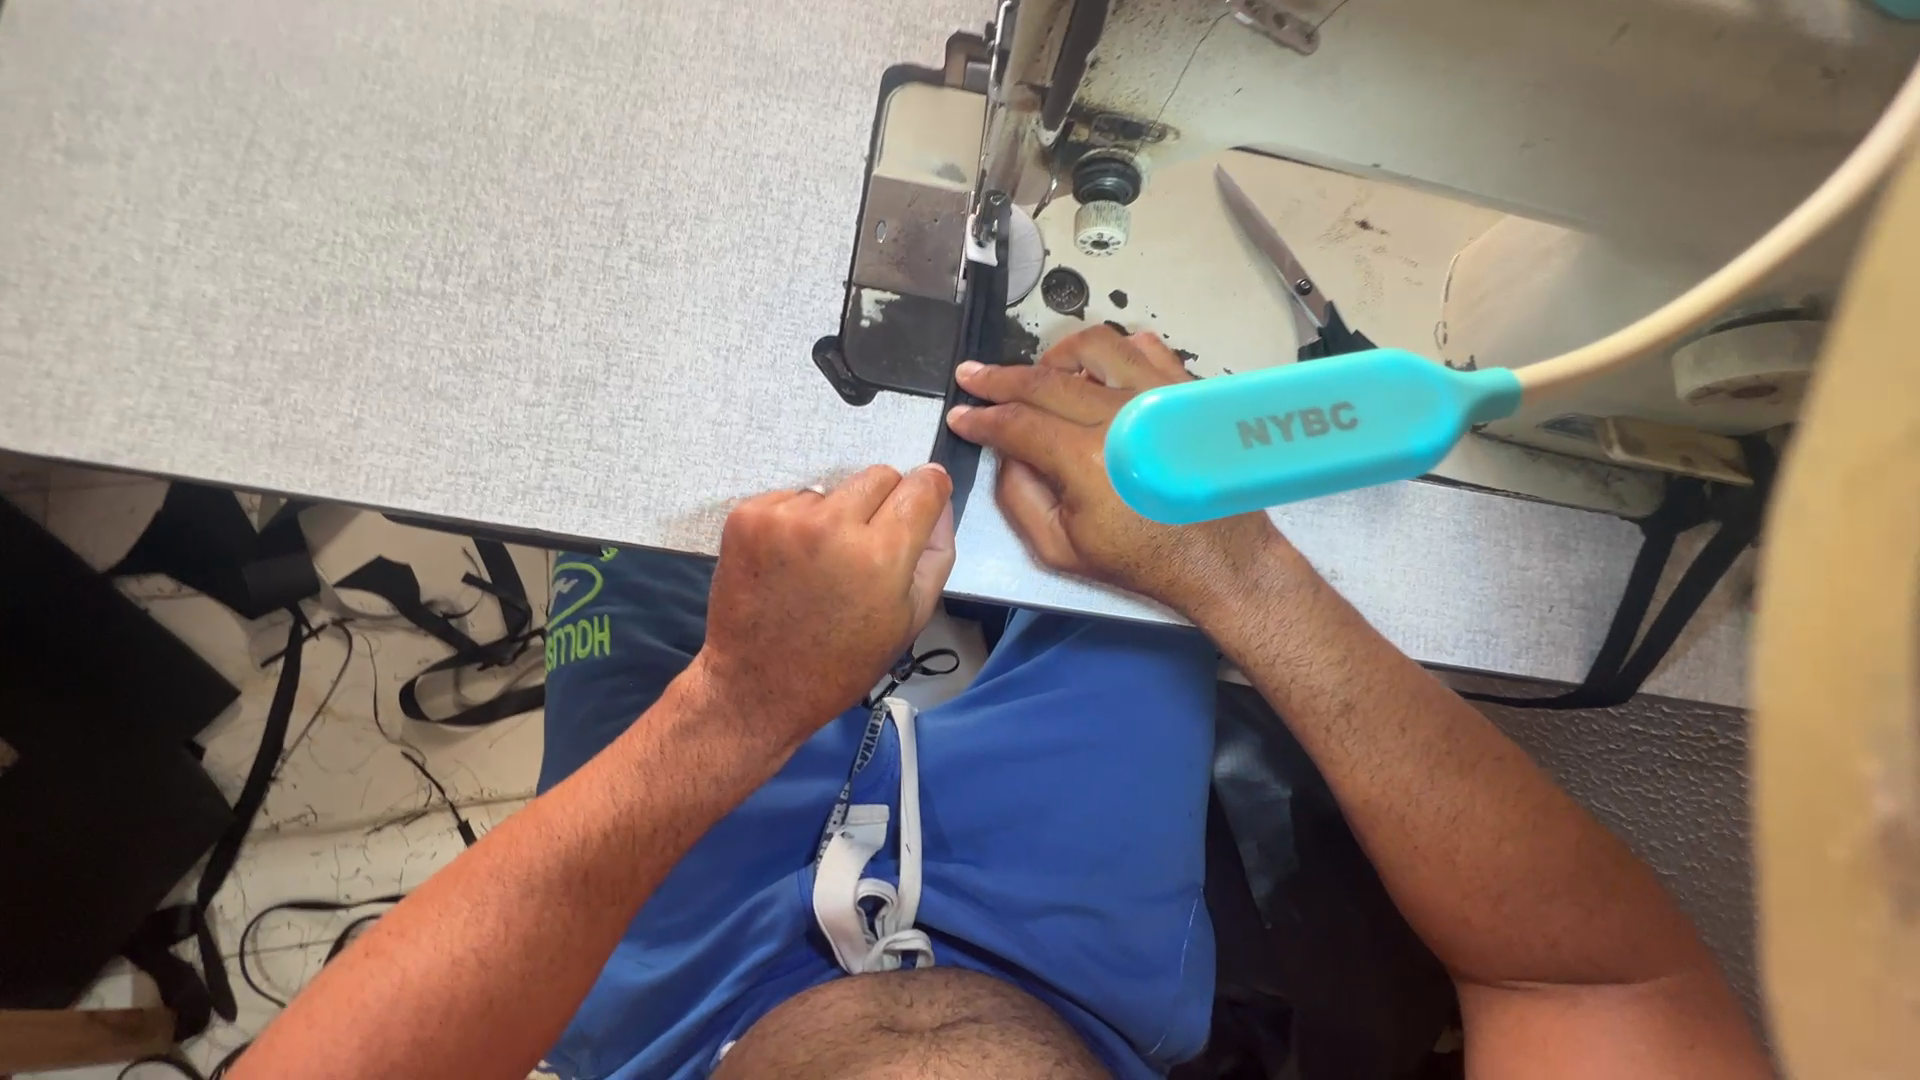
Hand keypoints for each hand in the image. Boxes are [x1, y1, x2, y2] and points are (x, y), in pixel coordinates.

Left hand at [693, 464, 956, 751]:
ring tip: (820, 565)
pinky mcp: (747, 517)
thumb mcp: (912, 617)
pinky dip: (796, 522)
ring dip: (835, 516)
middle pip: (880, 475)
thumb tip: (940, 497)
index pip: (923, 485)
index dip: (929, 492)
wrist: (758, 686)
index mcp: (882, 555)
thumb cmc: (842, 662)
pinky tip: (790, 563)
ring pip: (834, 489)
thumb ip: (936, 550)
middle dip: (883, 504)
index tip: (923, 503)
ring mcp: (785, 518)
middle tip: (866, 549)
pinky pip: (792, 498)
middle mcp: (833, 526)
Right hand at [945, 325, 1281, 617]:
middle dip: (997, 378)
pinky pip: (1144, 345)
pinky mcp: (1185, 390)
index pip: (1016, 423)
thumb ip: (1018, 497)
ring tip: (1039, 374)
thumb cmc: (1139, 559)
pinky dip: (1113, 350)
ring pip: (1093, 346)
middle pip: (1043, 380)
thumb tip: (1005, 453)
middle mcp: (1121, 416)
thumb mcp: (1059, 548)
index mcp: (1086, 461)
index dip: (980, 417)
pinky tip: (1097, 373)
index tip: (959, 415)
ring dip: (1054, 356)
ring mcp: (1158, 396)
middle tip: (972, 376)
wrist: (1218, 558)